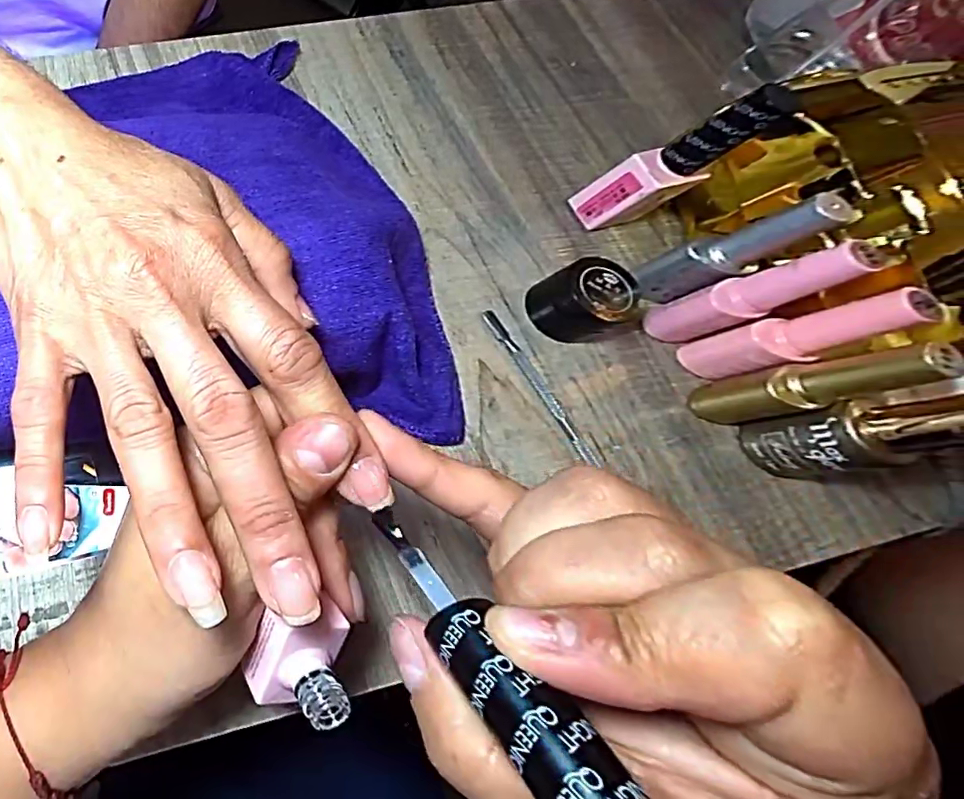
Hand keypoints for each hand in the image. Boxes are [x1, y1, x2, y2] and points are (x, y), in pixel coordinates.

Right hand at [0, 104, 391, 632]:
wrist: (31, 156)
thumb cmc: (124, 172)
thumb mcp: (212, 195)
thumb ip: (265, 259)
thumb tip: (309, 327)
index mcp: (211, 266)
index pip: (284, 355)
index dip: (329, 426)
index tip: (363, 496)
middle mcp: (159, 303)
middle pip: (222, 416)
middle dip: (265, 510)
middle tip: (301, 596)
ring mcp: (94, 324)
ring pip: (137, 430)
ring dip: (168, 518)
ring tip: (197, 598)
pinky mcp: (38, 334)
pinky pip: (34, 411)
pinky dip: (35, 473)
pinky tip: (41, 537)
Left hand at [56, 411, 363, 738]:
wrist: (124, 673)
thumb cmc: (156, 625)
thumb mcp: (233, 559)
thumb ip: (283, 491)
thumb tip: (332, 428)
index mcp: (188, 443)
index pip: (279, 412)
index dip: (330, 456)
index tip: (365, 499)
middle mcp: (199, 450)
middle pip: (293, 454)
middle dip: (324, 516)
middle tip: (333, 577)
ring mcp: (213, 483)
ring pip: (295, 491)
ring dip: (321, 545)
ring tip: (330, 602)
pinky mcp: (225, 513)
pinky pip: (283, 517)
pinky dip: (309, 557)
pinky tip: (324, 594)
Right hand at [364, 412, 940, 798]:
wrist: (708, 784)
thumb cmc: (666, 798)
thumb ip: (508, 760)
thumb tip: (420, 647)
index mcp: (818, 705)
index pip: (752, 627)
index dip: (633, 637)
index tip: (532, 653)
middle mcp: (749, 603)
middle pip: (643, 541)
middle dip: (548, 589)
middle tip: (513, 644)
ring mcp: (669, 554)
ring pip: (585, 498)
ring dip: (515, 545)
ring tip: (504, 602)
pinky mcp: (585, 534)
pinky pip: (514, 488)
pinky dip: (445, 470)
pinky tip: (389, 443)